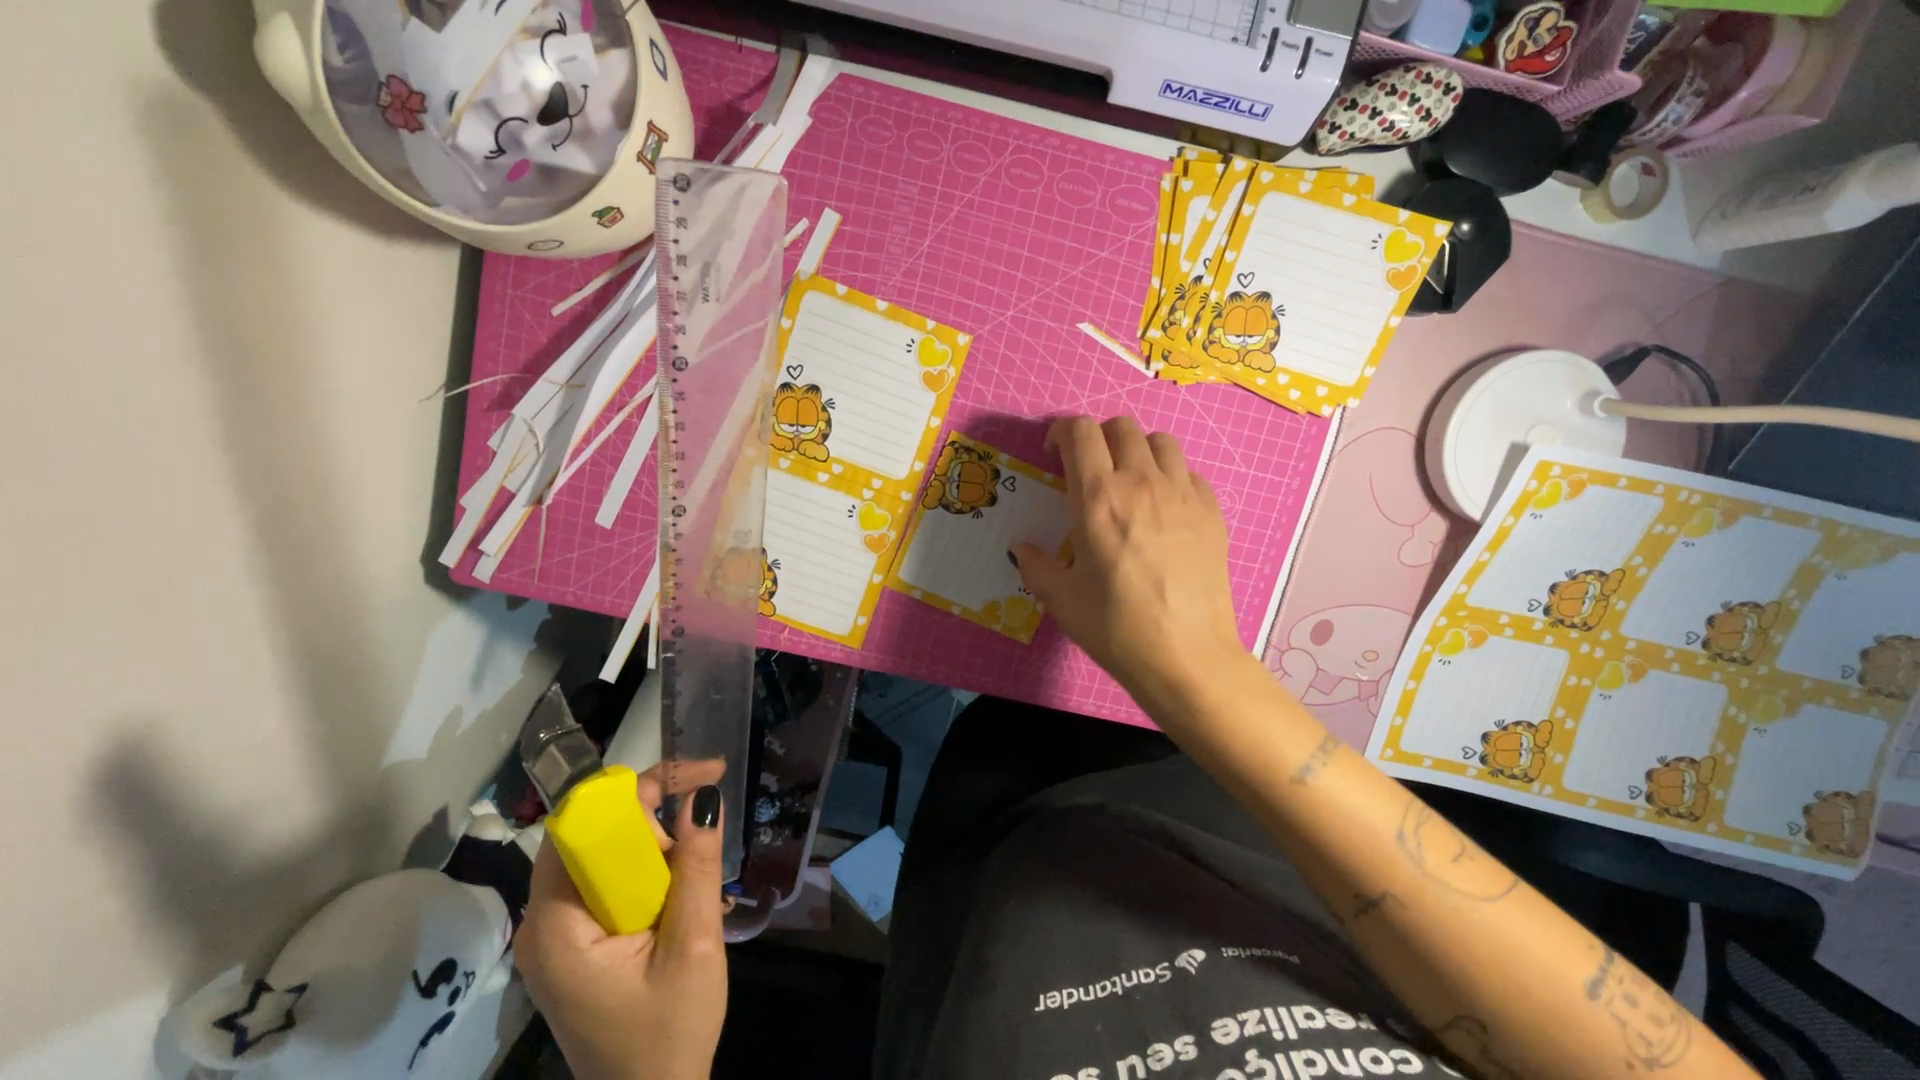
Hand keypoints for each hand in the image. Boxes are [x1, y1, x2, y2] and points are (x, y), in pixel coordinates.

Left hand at [516, 771, 727, 1079]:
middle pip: (593, 834)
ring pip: (603, 856)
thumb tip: (702, 797)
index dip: (639, 788)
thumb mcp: (692, 949)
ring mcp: (555, 935)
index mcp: (556, 925)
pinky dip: (649, 873)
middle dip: (654, 820)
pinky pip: (606, 884)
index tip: (698, 776)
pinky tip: (683, 894)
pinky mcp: (573, 944)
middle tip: (704, 837)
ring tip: (700, 875)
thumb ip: (697, 870)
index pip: (584, 823)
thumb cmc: (669, 1035)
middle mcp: (542, 922)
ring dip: (657, 848)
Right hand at [1014, 416, 1245, 703]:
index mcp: (1098, 498)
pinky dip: (1171, 477)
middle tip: (1090, 468)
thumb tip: (1023, 549)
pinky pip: (1189, 472)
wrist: (1186, 655)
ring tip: (1130, 480)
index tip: (1054, 454)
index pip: (1080, 432)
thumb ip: (1037, 566)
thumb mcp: (1062, 600)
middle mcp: (1141, 483)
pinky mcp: (1212, 511)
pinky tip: (1163, 509)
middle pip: (1120, 426)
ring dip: (1137, 450)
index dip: (1062, 432)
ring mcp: (1183, 494)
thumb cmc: (1116, 628)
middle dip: (1098, 438)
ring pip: (1159, 441)